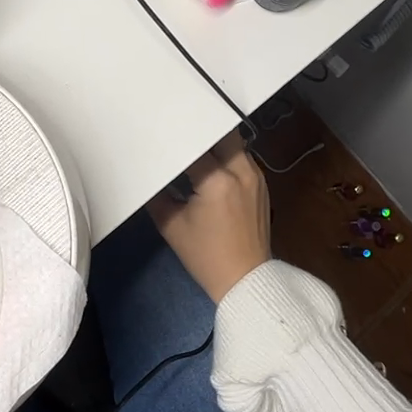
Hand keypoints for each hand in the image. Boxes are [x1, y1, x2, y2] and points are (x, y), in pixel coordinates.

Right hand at [146, 132, 271, 303]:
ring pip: (236, 145)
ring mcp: (256, 178)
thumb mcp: (172, 226)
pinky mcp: (262, 186)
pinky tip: (212, 167)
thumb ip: (158, 195)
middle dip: (203, 132)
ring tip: (195, 148)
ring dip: (217, 145)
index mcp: (218, 180)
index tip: (164, 135)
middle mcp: (242, 172)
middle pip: (223, 134)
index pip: (195, 146)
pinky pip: (243, 161)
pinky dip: (228, 158)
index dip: (178, 139)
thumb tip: (150, 175)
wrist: (244, 280)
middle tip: (182, 134)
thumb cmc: (206, 256)